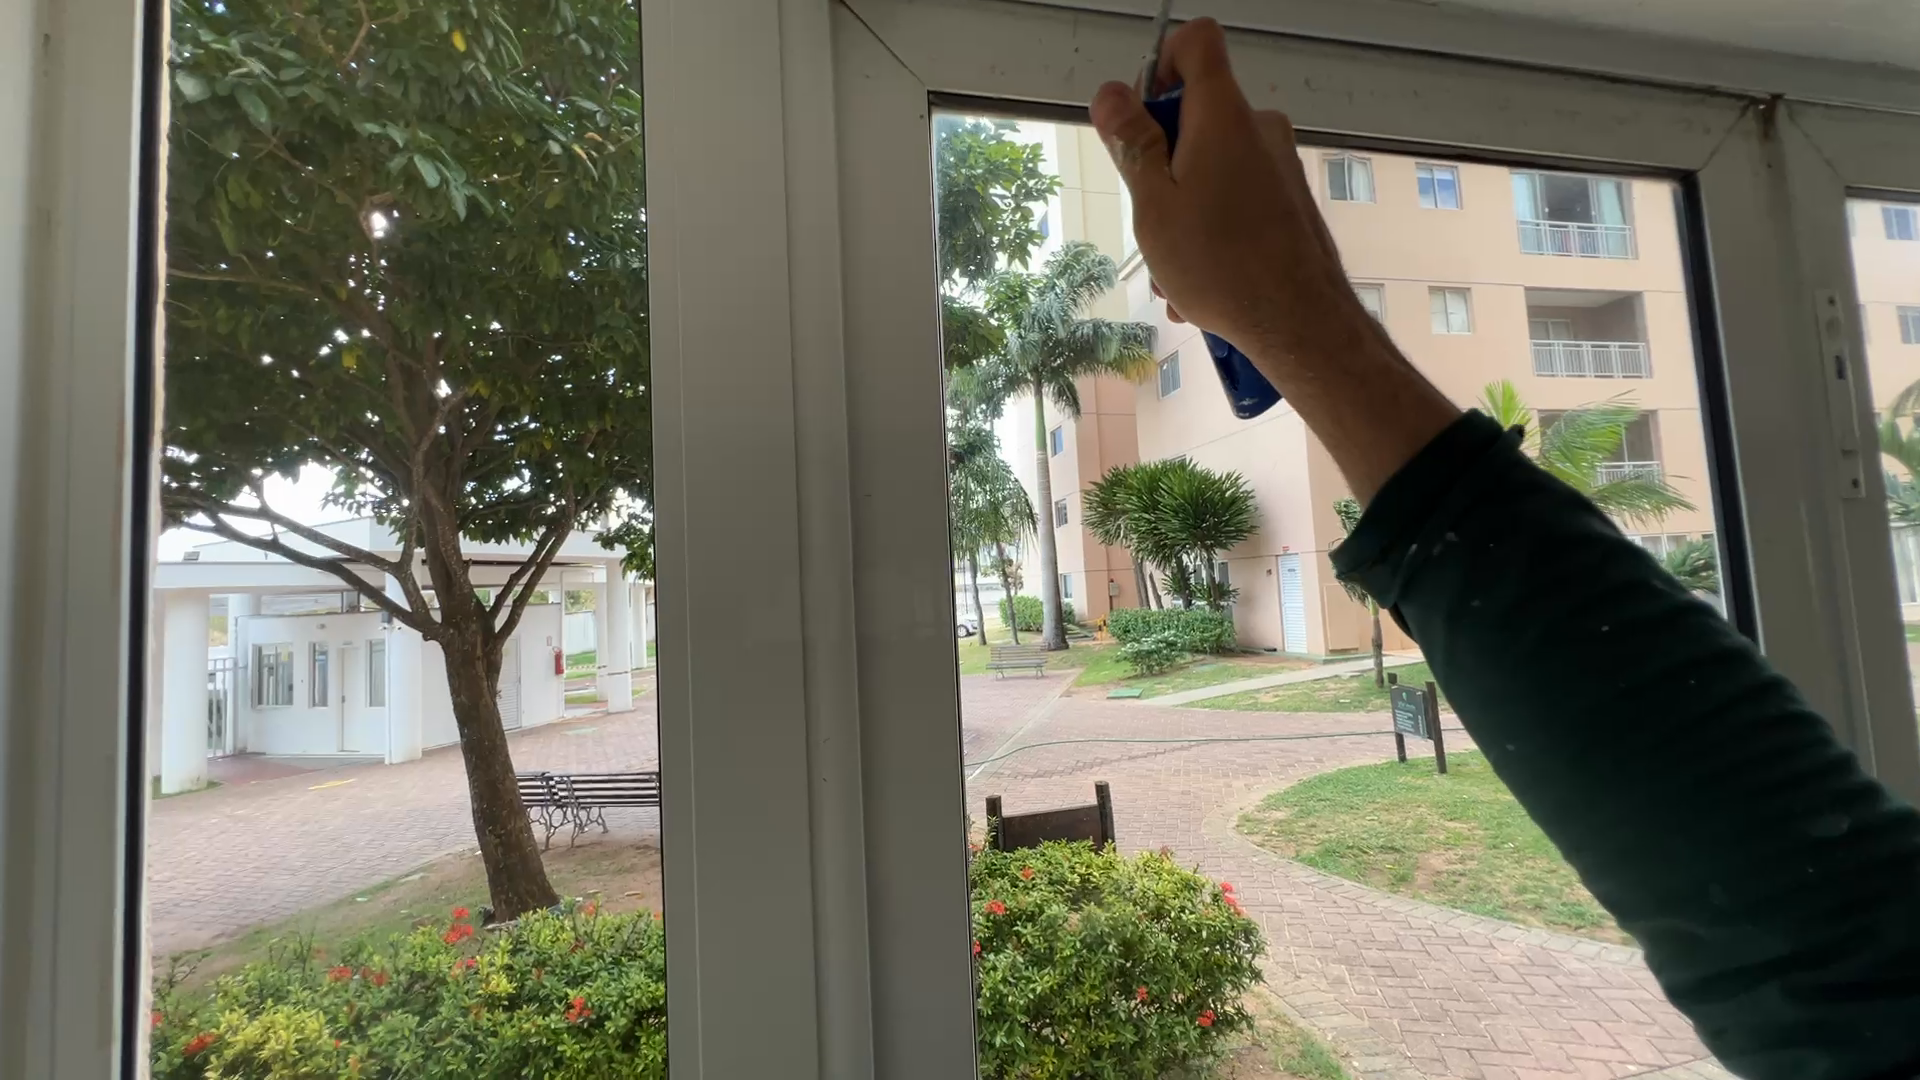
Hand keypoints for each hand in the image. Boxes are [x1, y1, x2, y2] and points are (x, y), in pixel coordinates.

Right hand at [1091, 18, 1458, 500]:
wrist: (1295, 319)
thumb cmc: (1216, 263)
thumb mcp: (1155, 206)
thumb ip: (1134, 146)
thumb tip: (1111, 93)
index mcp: (1221, 115)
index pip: (1195, 42)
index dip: (1161, 64)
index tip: (1141, 117)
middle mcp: (1257, 128)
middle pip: (1197, 121)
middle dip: (1162, 171)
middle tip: (1149, 227)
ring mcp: (1278, 165)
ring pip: (1212, 174)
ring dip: (1181, 219)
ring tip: (1172, 278)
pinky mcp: (1288, 202)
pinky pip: (1236, 204)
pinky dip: (1210, 235)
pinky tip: (1197, 289)